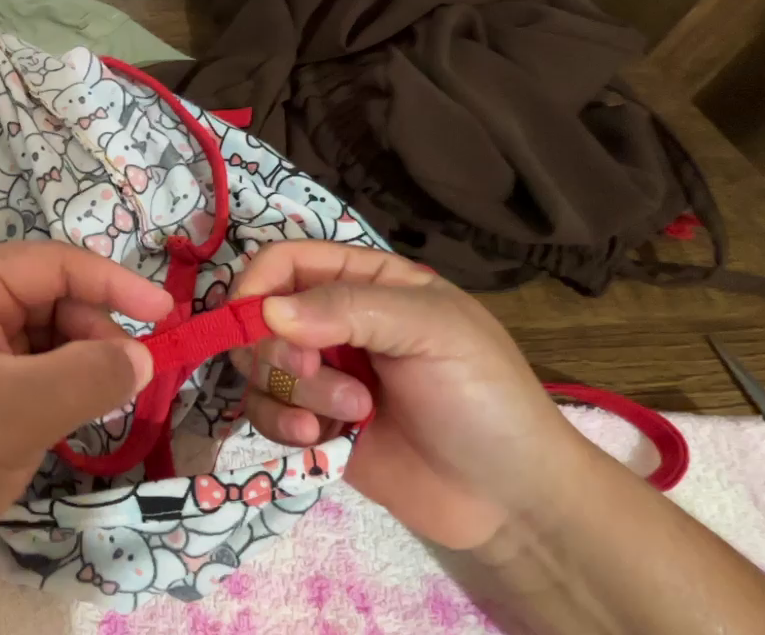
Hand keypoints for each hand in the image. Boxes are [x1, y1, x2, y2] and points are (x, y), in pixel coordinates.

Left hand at [0, 241, 171, 589]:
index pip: (55, 264)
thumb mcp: (19, 409)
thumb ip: (90, 375)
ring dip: (84, 363)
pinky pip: (36, 371)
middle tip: (133, 380)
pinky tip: (79, 414)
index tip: (167, 315)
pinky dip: (65, 386)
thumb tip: (144, 358)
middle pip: (55, 298)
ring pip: (50, 337)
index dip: (114, 282)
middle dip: (97, 331)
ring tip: (105, 402)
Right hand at [229, 242, 589, 549]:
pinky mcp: (313, 423)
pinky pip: (263, 411)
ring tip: (350, 415)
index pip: (285, 261)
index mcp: (364, 283)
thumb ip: (349, 308)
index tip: (252, 319)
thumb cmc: (484, 397)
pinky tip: (319, 441)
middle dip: (278, 348)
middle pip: (260, 315)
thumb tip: (267, 311)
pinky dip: (279, 424)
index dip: (258, 283)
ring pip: (259, 366)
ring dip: (293, 392)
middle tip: (313, 373)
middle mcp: (333, 322)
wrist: (512, 502)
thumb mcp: (433, 332)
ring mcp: (321, 375)